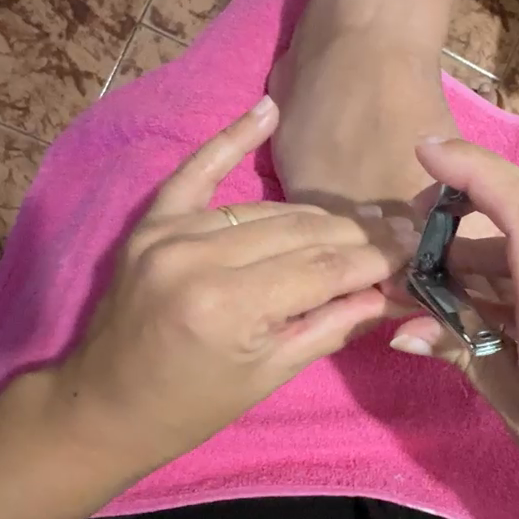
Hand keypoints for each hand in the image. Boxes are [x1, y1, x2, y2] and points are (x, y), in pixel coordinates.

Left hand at [50, 96, 416, 474]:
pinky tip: (267, 111)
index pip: (325, 269)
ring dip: (322, 215)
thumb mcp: (272, 374)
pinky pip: (197, 171)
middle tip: (401, 236)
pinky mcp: (152, 223)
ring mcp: (171, 233)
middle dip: (359, 237)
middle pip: (304, 232)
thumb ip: (333, 325)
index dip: (377, 261)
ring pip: (272, 210)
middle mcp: (199, 257)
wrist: (104, 407)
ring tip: (365, 221)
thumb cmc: (194, 407)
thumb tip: (392, 293)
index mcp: (230, 306)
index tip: (415, 252)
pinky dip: (230, 140)